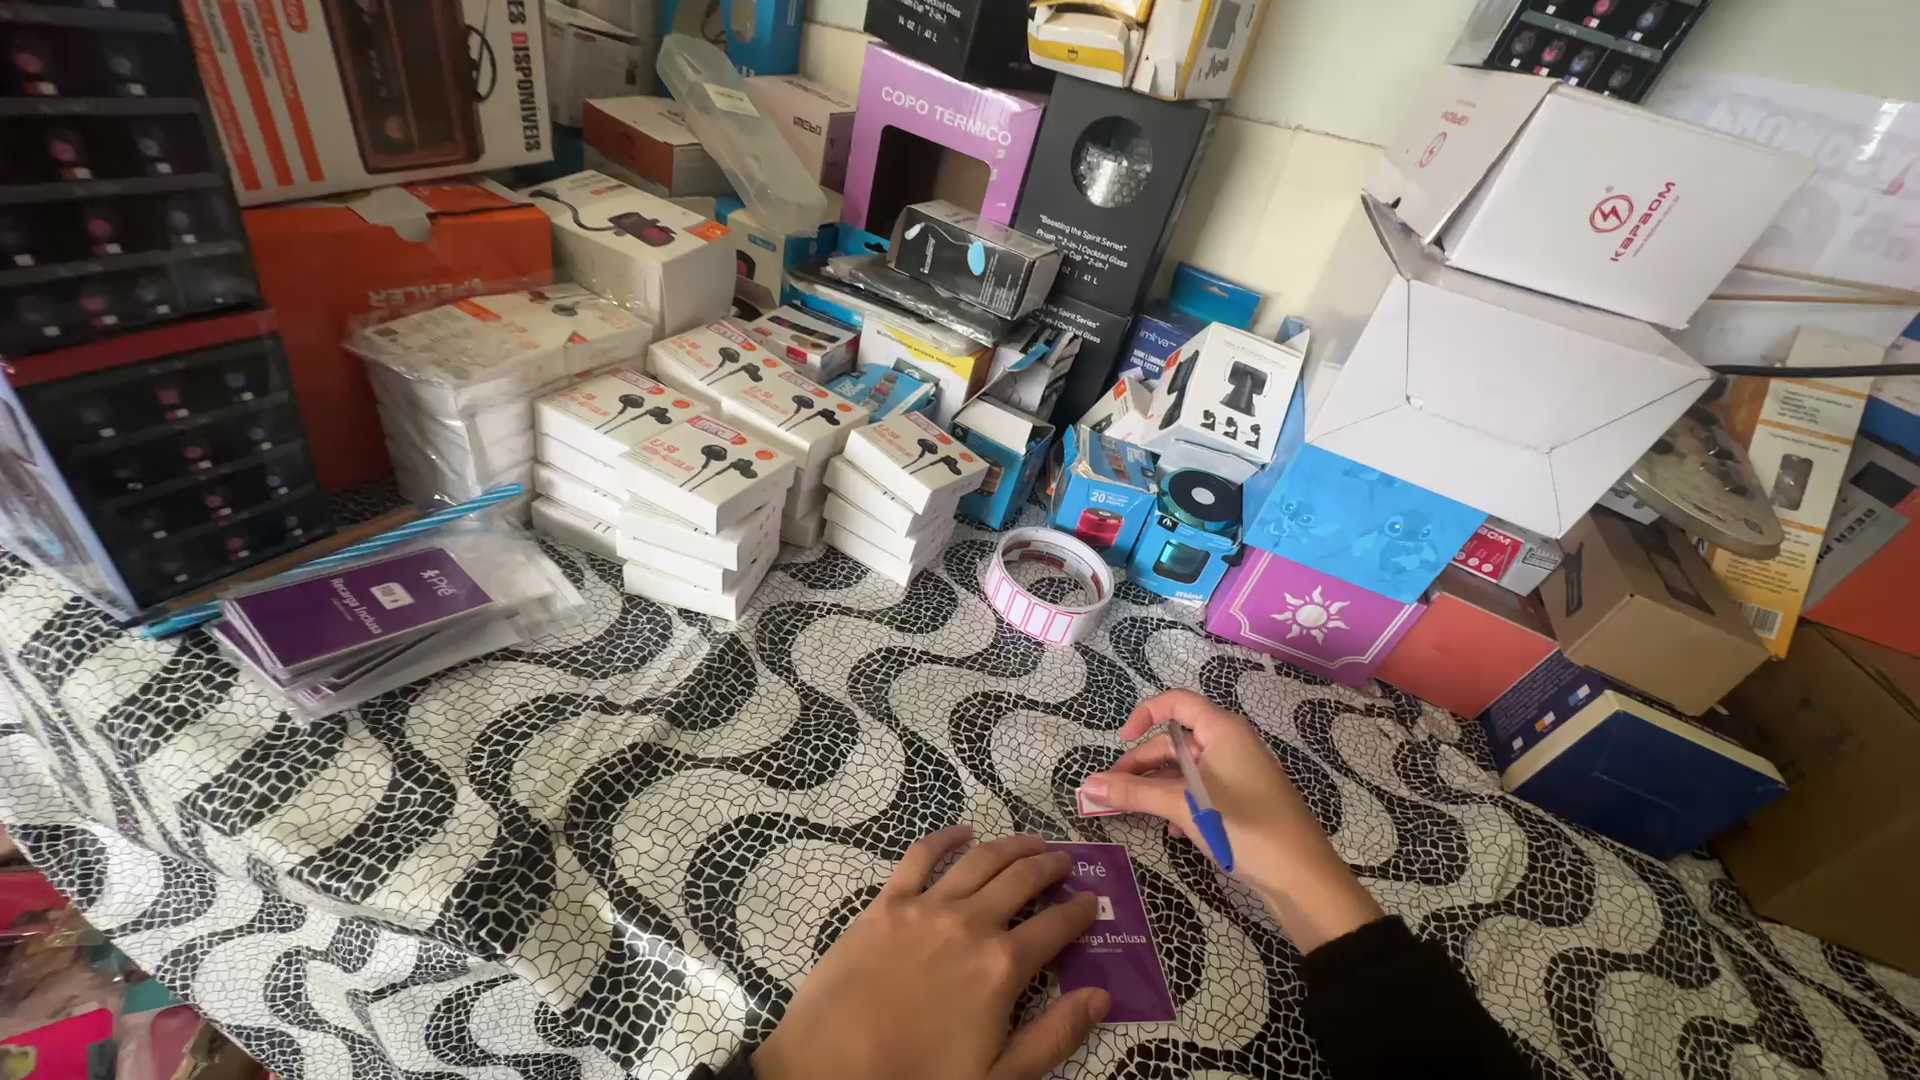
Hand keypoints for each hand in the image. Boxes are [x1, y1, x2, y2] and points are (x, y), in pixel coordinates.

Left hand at [752, 826, 1108, 1079]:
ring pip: (981, 859)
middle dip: (1050, 866)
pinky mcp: (888, 901)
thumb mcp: (998, 1078)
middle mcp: (972, 923)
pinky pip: (921, 855)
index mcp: (1002, 967)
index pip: (1056, 927)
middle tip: (1065, 860)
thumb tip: (1102, 995)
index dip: (1080, 912)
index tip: (1092, 902)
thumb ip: (1054, 1035)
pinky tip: (962, 830)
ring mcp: (927, 906)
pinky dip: (946, 837)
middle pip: (1022, 880)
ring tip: (1031, 840)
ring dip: (1012, 845)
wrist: (829, 1071)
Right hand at [1079, 689, 1382, 951]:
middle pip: (1176, 740)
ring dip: (1158, 786)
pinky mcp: (1245, 802)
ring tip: (1134, 810)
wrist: (1305, 883)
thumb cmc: (1244, 828)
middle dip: (1143, 763)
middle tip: (1113, 790)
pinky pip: (1202, 790)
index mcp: (1223, 730)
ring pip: (1187, 769)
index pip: (1176, 702)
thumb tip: (1087, 784)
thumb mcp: (1183, 806)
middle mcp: (1232, 744)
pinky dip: (1181, 802)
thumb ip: (1134, 792)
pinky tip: (1172, 829)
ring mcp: (1241, 774)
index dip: (1144, 714)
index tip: (1121, 741)